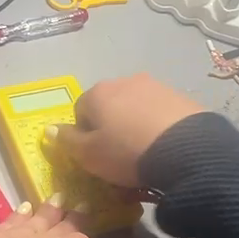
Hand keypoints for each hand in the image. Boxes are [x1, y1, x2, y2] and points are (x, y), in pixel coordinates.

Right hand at [49, 74, 203, 185]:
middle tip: (120, 155)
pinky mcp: (180, 97)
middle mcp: (124, 82)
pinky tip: (165, 147)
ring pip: (134, 108)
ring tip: (145, 153)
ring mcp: (155, 86)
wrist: (188, 151)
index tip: (97, 155)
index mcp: (97, 93)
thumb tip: (50, 129)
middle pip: (108, 107)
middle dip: (111, 127)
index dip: (85, 135)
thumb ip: (66, 141)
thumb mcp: (89, 155)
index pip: (80, 111)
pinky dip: (157, 126)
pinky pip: (159, 113)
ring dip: (134, 126)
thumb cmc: (127, 152)